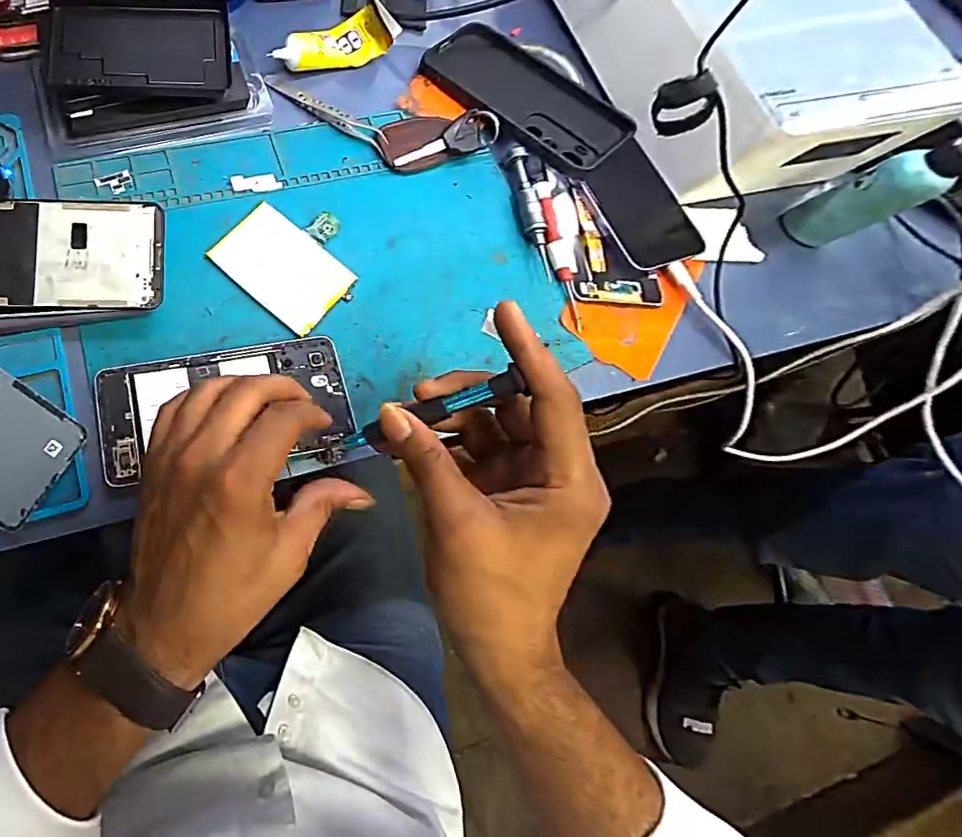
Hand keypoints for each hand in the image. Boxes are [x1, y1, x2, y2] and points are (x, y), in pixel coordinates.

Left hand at [120, 376, 374, 690]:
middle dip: (282, 387)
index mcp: (239, 479)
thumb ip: (319, 507)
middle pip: (245, 390)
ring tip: (264, 399)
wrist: (163, 622)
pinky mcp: (153, 457)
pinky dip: (201, 395)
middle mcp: (202, 454)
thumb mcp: (286, 556)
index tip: (323, 424)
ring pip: (207, 388)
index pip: (282, 417)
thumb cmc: (230, 596)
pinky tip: (220, 407)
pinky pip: (175, 406)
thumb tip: (359, 490)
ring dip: (242, 384)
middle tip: (302, 403)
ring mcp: (171, 452)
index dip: (310, 412)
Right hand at [377, 300, 606, 684]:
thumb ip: (426, 457)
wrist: (496, 651)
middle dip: (468, 392)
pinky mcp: (499, 489)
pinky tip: (407, 437)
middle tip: (423, 392)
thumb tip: (392, 411)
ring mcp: (525, 479)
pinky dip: (441, 440)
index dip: (528, 351)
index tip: (504, 312)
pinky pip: (471, 449)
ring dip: (449, 415)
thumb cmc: (492, 592)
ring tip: (407, 415)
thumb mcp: (456, 519)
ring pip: (489, 423)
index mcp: (569, 478)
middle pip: (514, 405)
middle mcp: (554, 470)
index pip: (553, 399)